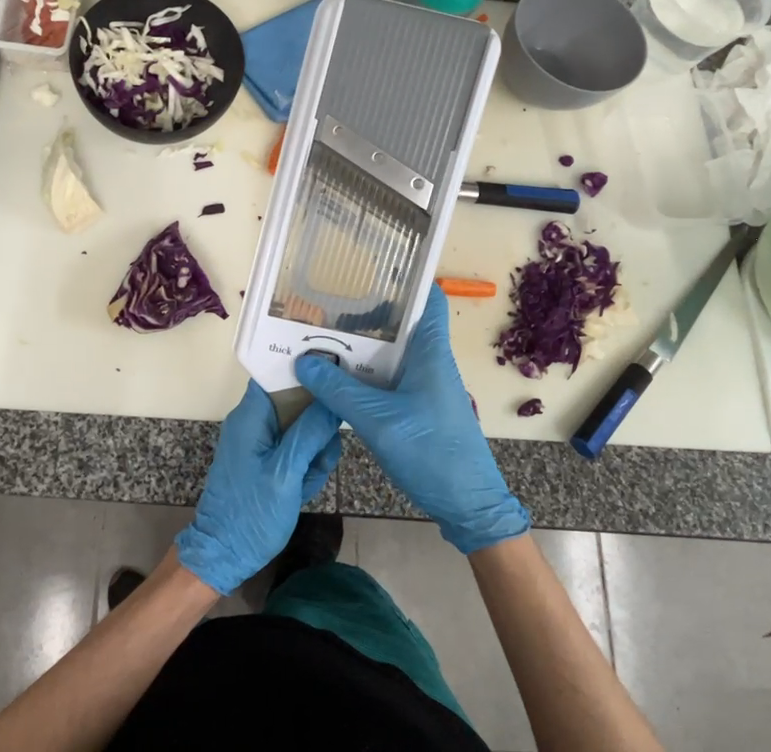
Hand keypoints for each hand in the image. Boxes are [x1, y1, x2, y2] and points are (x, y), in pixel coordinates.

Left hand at [175, 382, 343, 594]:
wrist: (226, 553)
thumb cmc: (252, 512)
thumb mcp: (286, 472)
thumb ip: (310, 433)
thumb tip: (333, 399)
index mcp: (251, 414)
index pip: (278, 372)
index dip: (306, 372)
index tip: (335, 380)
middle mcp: (255, 421)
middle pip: (299, 402)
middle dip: (316, 429)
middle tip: (318, 458)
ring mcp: (261, 441)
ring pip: (304, 429)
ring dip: (314, 454)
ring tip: (307, 481)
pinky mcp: (268, 460)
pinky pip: (297, 451)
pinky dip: (306, 468)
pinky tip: (303, 490)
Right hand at [294, 286, 529, 553]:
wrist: (467, 505)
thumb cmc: (431, 453)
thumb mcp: (378, 420)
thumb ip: (338, 390)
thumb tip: (303, 361)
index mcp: (429, 351)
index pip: (426, 297)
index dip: (403, 278)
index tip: (367, 266)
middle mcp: (428, 361)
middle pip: (398, 323)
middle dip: (363, 311)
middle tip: (322, 300)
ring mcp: (423, 385)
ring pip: (389, 353)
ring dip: (359, 346)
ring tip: (318, 333)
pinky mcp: (416, 407)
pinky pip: (386, 379)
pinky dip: (362, 374)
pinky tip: (333, 377)